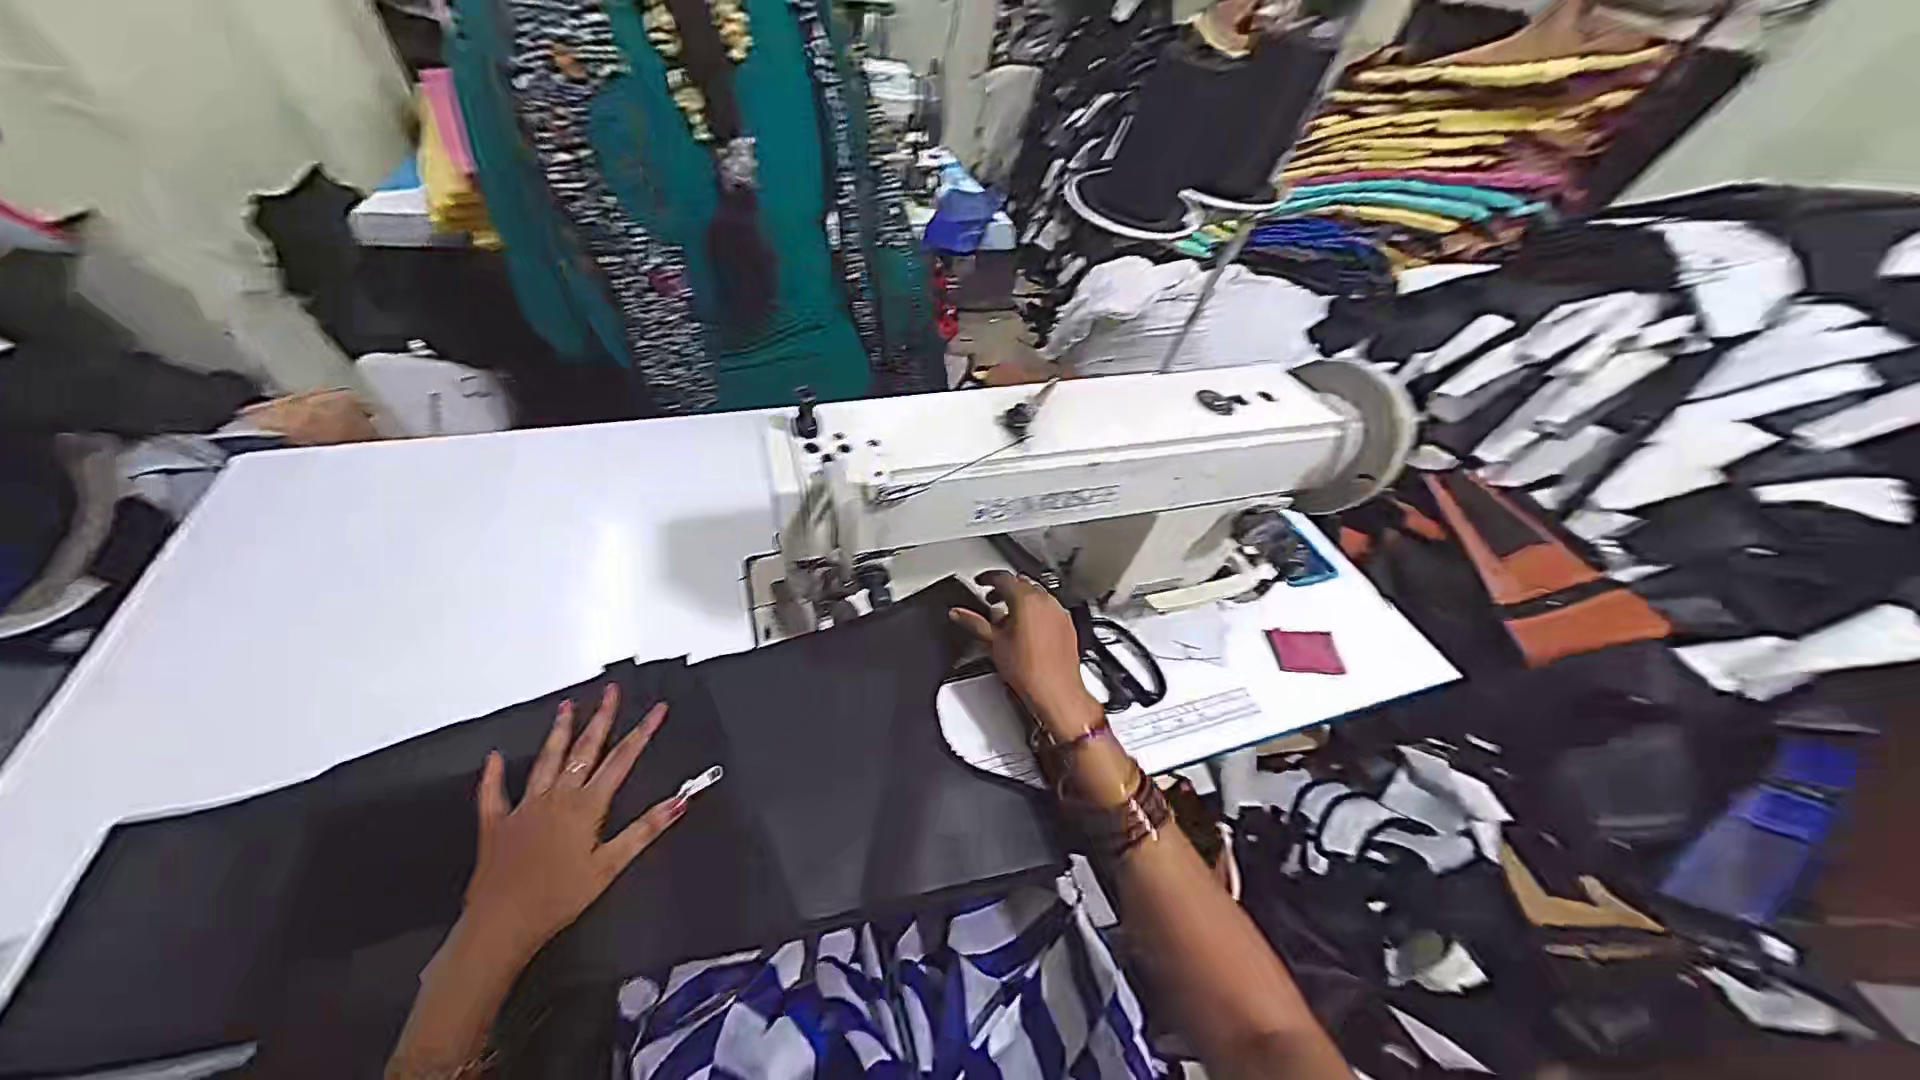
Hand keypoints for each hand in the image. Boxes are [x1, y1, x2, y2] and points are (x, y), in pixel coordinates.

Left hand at [461, 683, 688, 962]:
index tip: (656, 710)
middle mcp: (556, 799)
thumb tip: (678, 802)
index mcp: (585, 807)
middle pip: (585, 749)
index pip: (622, 759)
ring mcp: (524, 809)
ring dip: (558, 732)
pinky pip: (493, 794)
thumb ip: (645, 830)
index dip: (643, 731)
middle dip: (601, 717)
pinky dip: (493, 774)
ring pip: (546, 761)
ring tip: (566, 707)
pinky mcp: (497, 825)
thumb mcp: (610, 866)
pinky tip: (495, 758)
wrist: (499, 926)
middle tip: (610, 692)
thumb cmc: (555, 900)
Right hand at [950, 570, 1099, 736]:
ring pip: (1037, 595)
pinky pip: (1049, 609)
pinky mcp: (1067, 625)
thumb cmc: (1029, 671)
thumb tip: (958, 614)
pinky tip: (1026, 629)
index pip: (1003, 578)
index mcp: (1026, 599)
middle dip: (1005, 589)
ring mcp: (1059, 612)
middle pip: (1022, 583)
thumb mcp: (993, 643)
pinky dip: (1036, 612)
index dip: (988, 578)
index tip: (981, 582)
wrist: (1056, 692)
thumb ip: (974, 623)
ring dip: (1021, 600)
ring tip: (1006, 617)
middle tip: (991, 598)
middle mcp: (1046, 601)